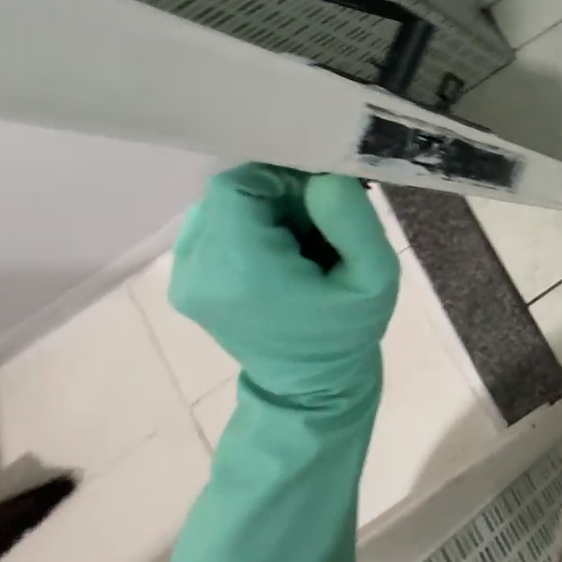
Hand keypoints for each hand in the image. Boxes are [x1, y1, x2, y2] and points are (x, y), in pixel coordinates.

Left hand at [169, 164, 399, 403]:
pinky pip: (217, 224)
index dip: (285, 178)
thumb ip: (352, 220)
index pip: (240, 186)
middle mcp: (198, 271)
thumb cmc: (349, 329)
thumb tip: (322, 175)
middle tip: (322, 220)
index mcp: (243, 271)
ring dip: (267, 208)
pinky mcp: (186, 279)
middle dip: (281, 194)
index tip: (323, 197)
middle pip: (232, 193)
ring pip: (224, 205)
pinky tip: (281, 250)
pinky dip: (251, 224)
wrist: (311, 385)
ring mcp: (184, 277)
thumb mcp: (376, 274)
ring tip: (303, 238)